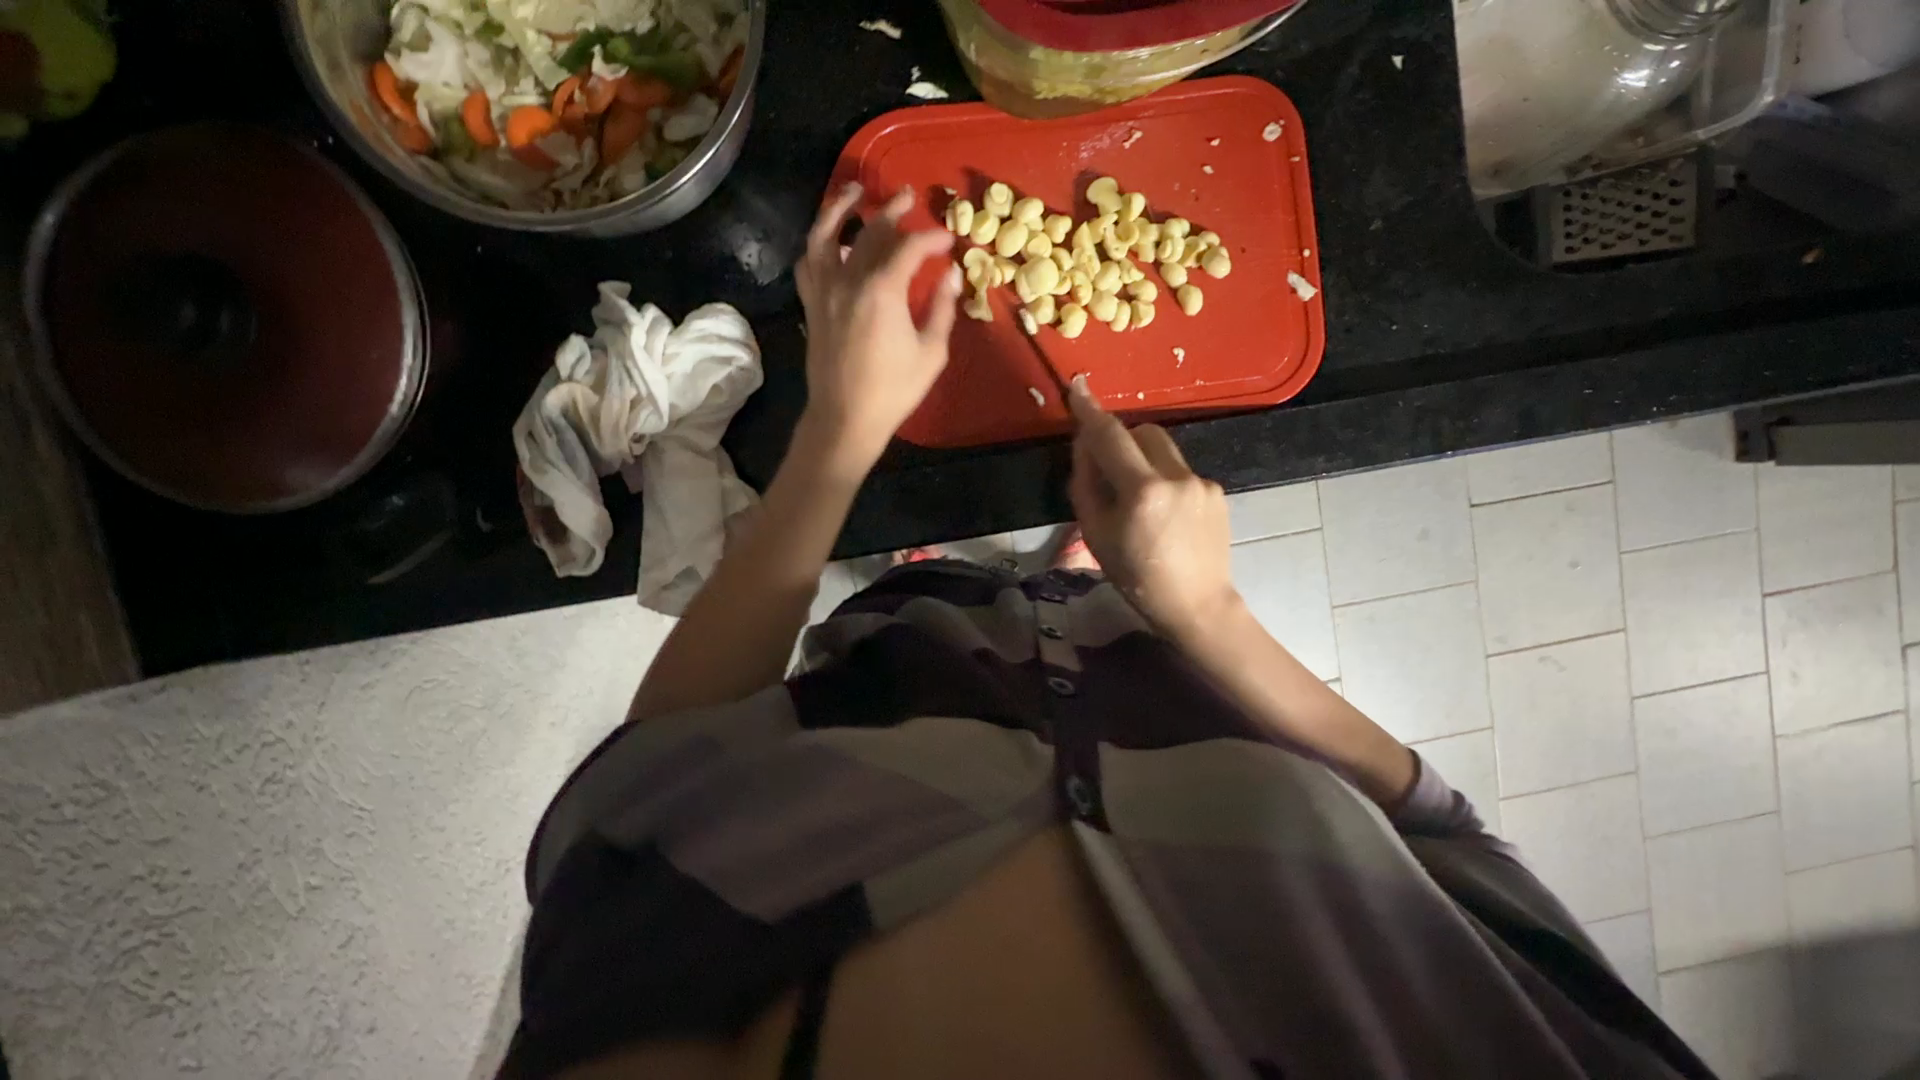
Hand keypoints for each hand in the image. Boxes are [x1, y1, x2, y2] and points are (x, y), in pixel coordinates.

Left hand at [793, 182, 963, 467]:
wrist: (845, 417)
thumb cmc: (894, 390)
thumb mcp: (931, 352)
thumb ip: (941, 308)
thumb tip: (953, 275)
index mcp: (882, 290)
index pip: (910, 248)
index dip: (932, 238)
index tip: (949, 239)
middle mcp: (848, 280)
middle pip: (870, 232)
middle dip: (894, 211)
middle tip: (910, 197)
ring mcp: (824, 290)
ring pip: (826, 235)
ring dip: (841, 209)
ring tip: (856, 192)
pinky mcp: (811, 305)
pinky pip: (808, 263)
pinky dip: (818, 244)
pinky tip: (829, 240)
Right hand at [1066, 380, 1239, 639]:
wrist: (1197, 605)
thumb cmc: (1136, 578)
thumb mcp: (1096, 534)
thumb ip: (1086, 484)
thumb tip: (1084, 445)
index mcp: (1142, 490)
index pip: (1110, 435)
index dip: (1090, 411)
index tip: (1078, 387)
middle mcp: (1176, 476)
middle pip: (1143, 430)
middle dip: (1121, 439)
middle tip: (1107, 470)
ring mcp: (1202, 482)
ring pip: (1164, 449)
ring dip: (1144, 460)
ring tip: (1138, 501)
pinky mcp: (1217, 491)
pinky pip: (1181, 471)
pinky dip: (1165, 481)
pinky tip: (1165, 517)